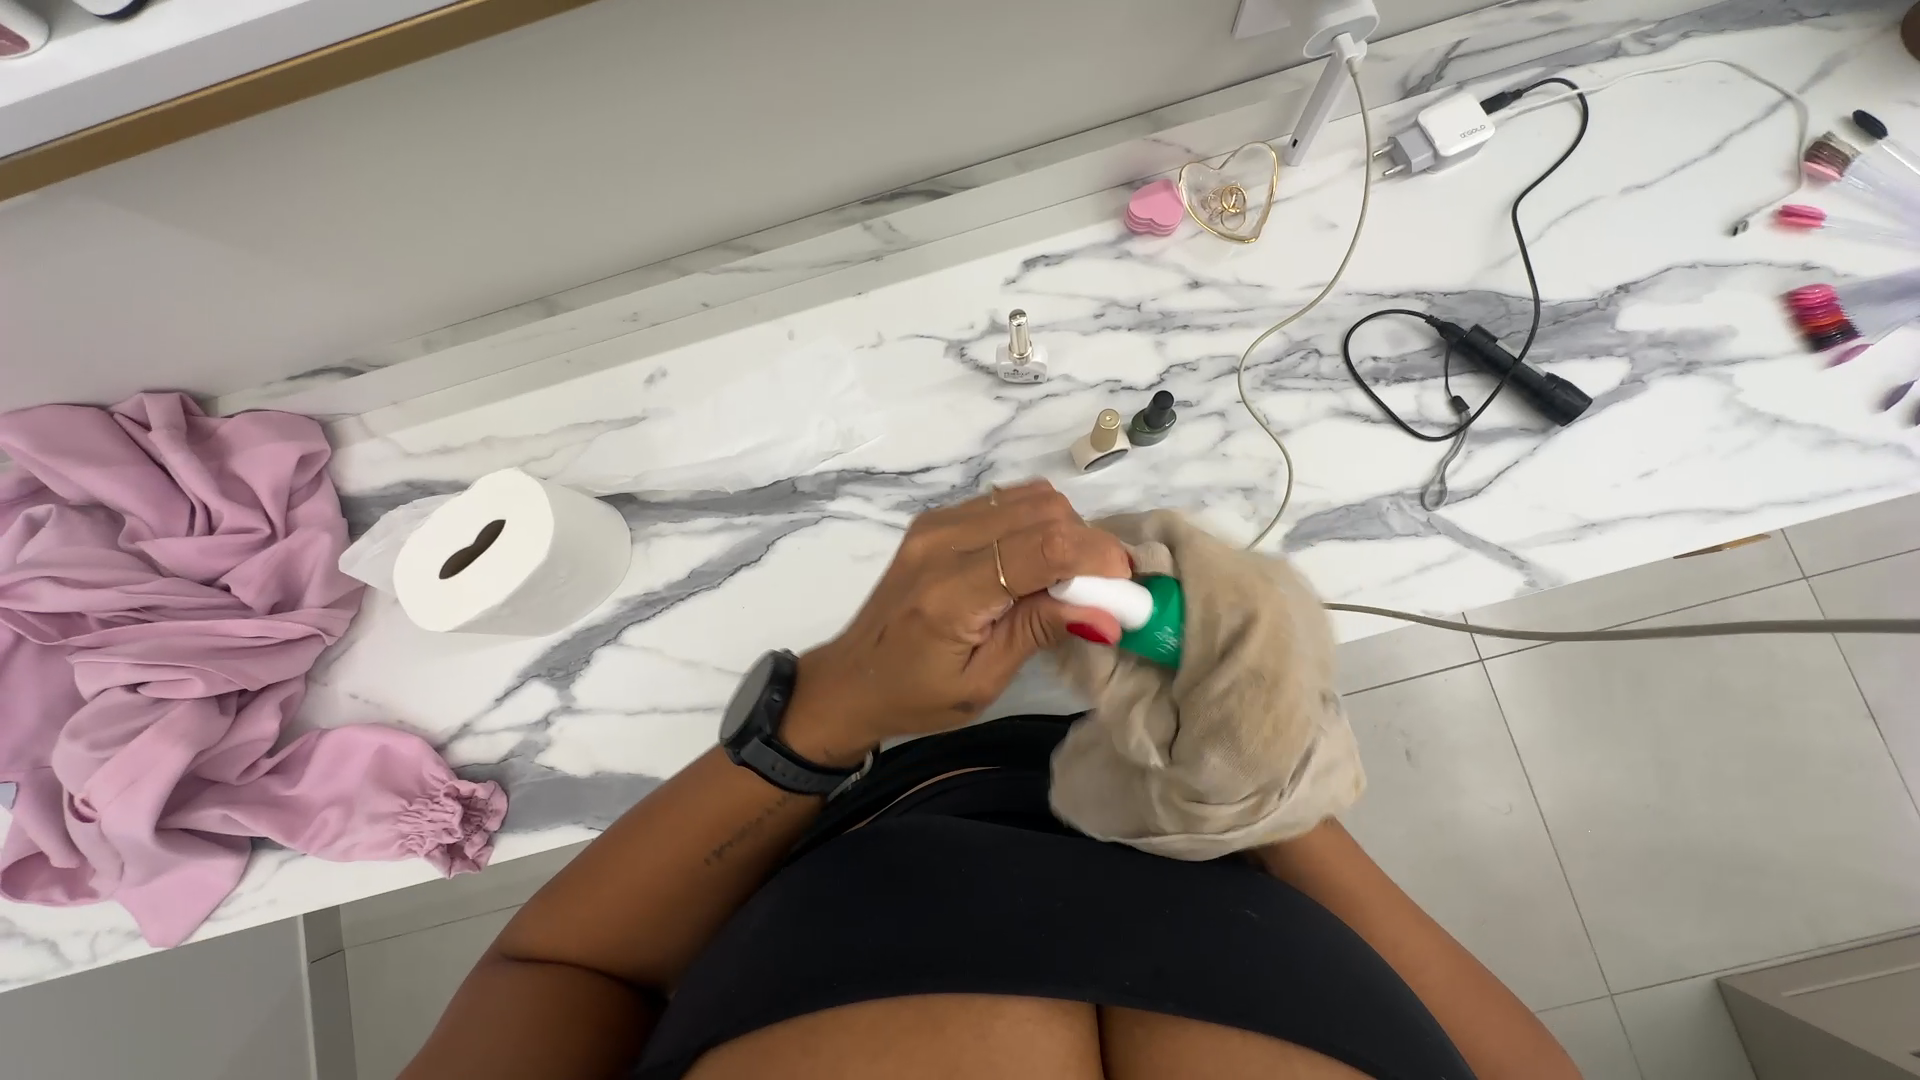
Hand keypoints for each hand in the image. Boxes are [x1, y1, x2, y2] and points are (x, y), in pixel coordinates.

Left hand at [782, 480, 1129, 763]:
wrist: (850, 679)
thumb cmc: (914, 696)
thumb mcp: (981, 684)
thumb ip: (1038, 633)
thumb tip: (1106, 610)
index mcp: (952, 592)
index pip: (1043, 546)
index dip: (1096, 556)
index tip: (1124, 584)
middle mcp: (942, 542)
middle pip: (1044, 511)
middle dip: (1086, 543)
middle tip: (1098, 588)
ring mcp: (936, 524)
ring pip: (1029, 498)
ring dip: (1064, 530)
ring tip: (1066, 577)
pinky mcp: (935, 520)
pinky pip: (1005, 501)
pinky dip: (1036, 523)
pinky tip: (1033, 563)